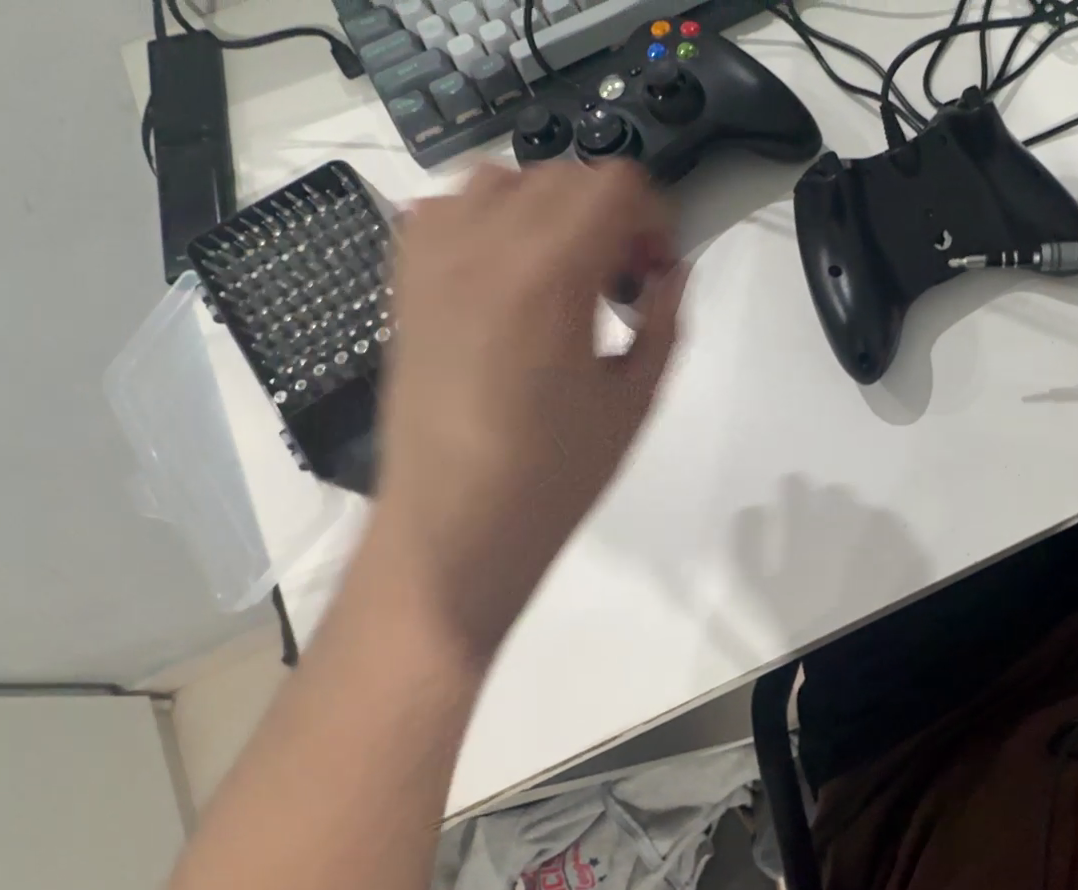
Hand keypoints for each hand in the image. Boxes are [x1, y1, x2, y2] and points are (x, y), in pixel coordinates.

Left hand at [375, 161, 685, 650]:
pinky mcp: (404, 278)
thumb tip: (673, 271)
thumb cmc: (557, 474)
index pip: (614, 186)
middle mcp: (481, 245)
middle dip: (611, 218)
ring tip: (569, 280)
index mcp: (548, 277)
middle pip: (566, 176)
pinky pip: (451, 209)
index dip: (653, 218)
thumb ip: (663, 320)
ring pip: (506, 180)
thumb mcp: (635, 400)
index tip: (657, 273)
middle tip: (624, 285)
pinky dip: (495, 224)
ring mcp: (431, 256)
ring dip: (553, 213)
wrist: (455, 524)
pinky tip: (513, 283)